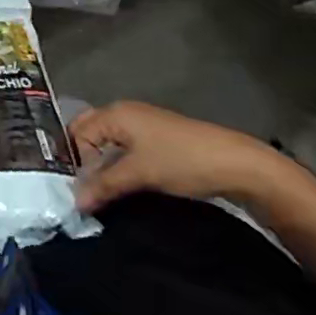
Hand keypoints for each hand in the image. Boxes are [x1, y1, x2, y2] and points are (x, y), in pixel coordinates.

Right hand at [68, 101, 300, 213]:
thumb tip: (75, 202)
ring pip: (108, 142)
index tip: (89, 188)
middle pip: (89, 132)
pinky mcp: (159, 138)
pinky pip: (126, 147)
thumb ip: (104, 185)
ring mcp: (143, 124)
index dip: (78, 160)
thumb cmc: (182, 161)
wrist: (241, 164)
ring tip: (109, 188)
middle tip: (91, 185)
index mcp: (114, 113)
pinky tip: (130, 182)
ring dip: (105, 164)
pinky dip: (121, 163)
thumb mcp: (139, 174)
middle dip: (85, 158)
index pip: (77, 133)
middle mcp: (123, 112)